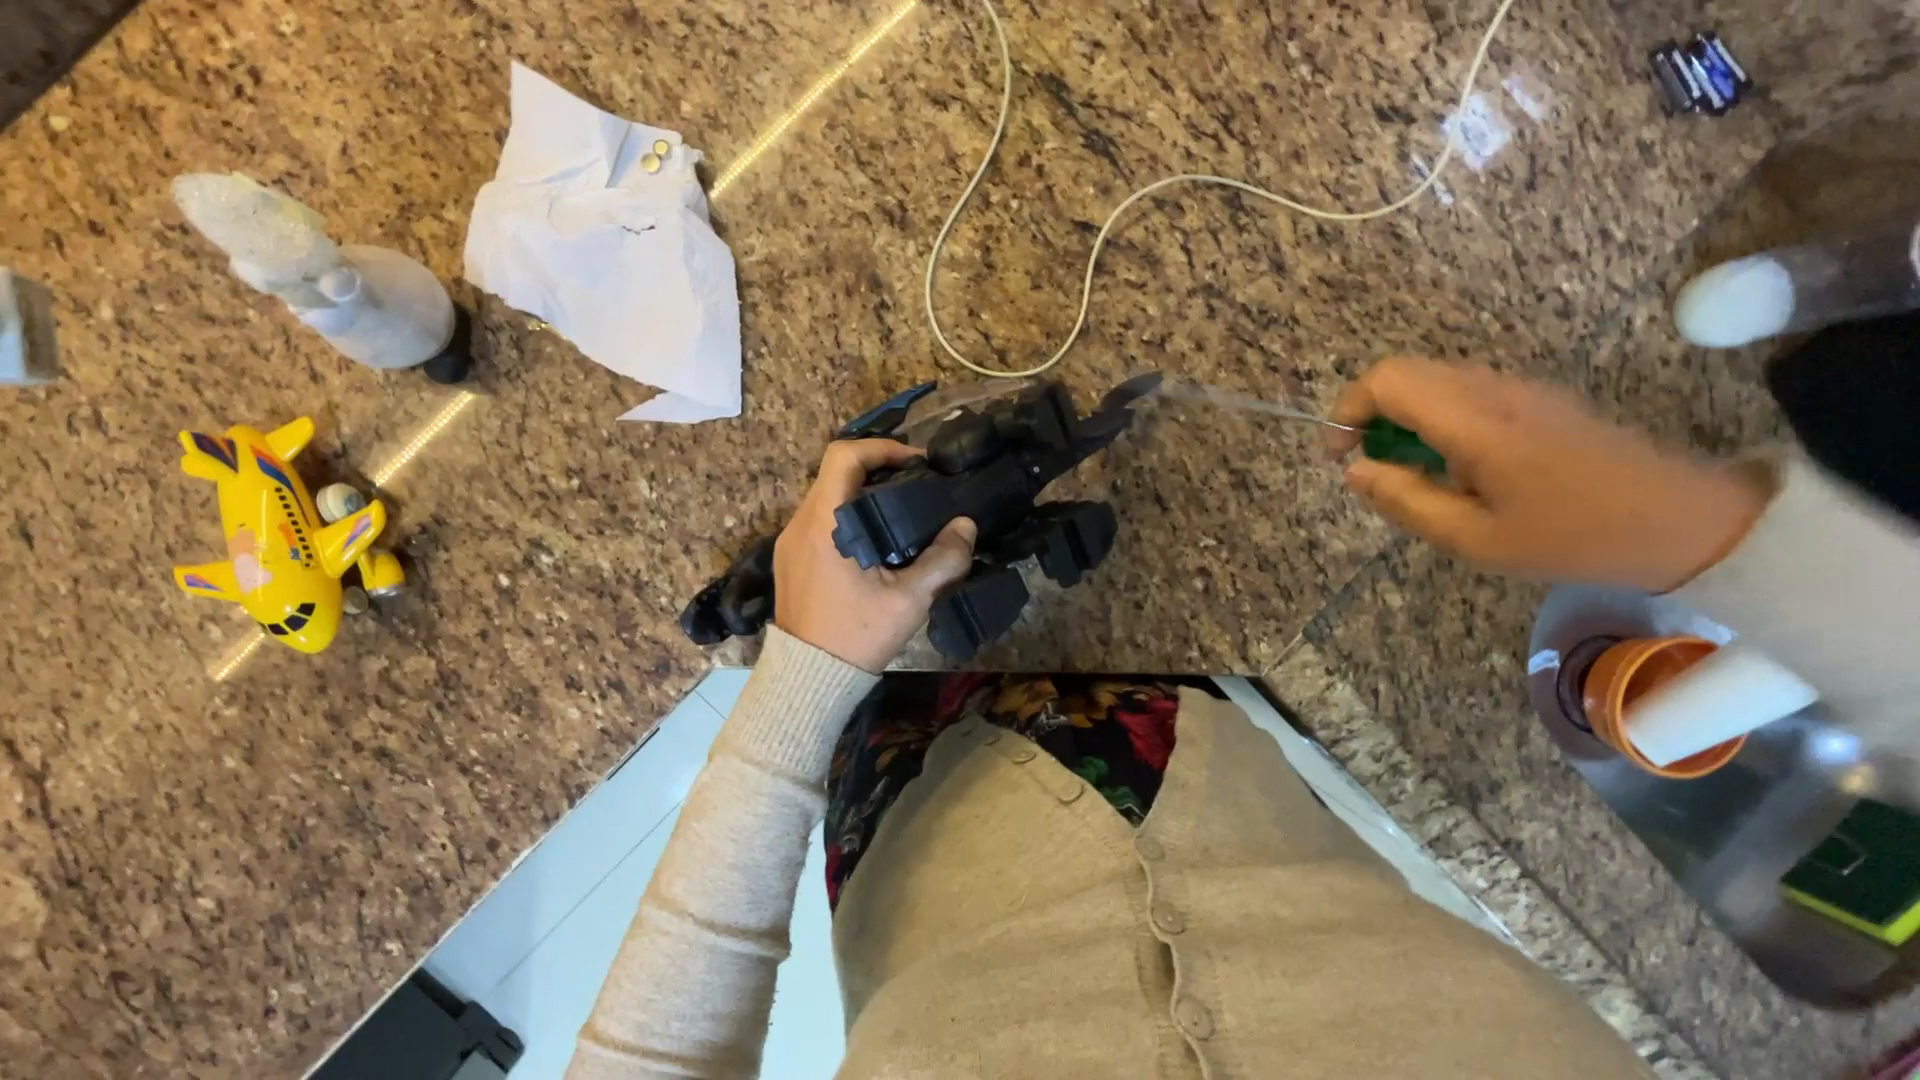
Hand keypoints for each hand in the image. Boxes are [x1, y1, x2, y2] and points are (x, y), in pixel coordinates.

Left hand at [773, 440, 978, 671]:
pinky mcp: (790, 560)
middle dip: (878, 471)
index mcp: (824, 524)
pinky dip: (848, 518)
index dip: (881, 448)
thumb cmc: (857, 635)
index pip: (844, 456)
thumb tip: (966, 526)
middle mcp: (800, 524)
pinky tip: (877, 543)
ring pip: (827, 497)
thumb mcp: (910, 600)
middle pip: (836, 473)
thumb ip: (943, 559)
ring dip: (863, 496)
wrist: (809, 679)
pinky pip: (820, 522)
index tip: (915, 463)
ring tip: (903, 514)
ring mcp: (790, 542)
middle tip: (918, 486)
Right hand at [1326, 357, 1771, 591]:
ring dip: (1404, 415)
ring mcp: (1520, 388)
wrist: (1684, 521)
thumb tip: (1355, 470)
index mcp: (1475, 422)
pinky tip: (1456, 465)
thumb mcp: (1474, 539)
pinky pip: (1466, 390)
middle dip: (1370, 412)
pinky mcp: (1538, 397)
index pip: (1386, 381)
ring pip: (1434, 379)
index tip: (1338, 454)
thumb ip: (1404, 500)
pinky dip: (1437, 417)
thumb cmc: (1572, 538)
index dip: (1346, 410)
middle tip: (1370, 464)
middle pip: (1405, 372)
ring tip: (1412, 471)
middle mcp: (1494, 390)